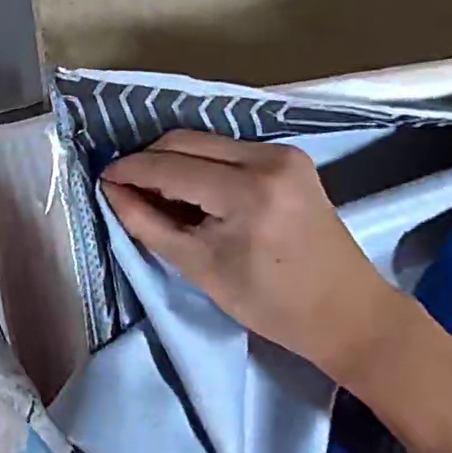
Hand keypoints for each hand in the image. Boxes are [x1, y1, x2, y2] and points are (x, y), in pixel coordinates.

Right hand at [101, 130, 406, 377]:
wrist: (348, 312)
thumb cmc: (270, 303)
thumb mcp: (197, 267)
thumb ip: (146, 223)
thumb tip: (111, 190)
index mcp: (246, 192)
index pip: (169, 167)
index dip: (129, 170)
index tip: (103, 178)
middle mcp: (267, 159)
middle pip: (183, 141)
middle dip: (147, 160)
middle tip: (125, 186)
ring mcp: (282, 152)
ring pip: (203, 140)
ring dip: (172, 159)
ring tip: (155, 189)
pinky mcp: (289, 156)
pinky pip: (226, 147)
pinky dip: (199, 162)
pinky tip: (191, 187)